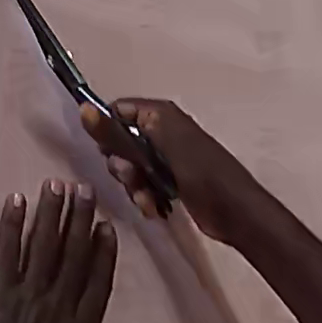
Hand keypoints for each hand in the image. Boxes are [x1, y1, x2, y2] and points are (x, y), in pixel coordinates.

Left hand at [0, 181, 155, 322]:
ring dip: (50, 213)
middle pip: (72, 255)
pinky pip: (6, 251)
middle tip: (85, 188)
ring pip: (43, 246)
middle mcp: (56, 306)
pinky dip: (11, 224)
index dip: (103, 253)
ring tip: (56, 183)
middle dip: (79, 220)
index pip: (97, 283)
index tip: (107, 225)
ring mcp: (26, 294)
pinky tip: (16, 199)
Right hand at [80, 99, 261, 245]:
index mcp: (158, 114)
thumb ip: (116, 134)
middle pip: (120, 141)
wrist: (239, 214)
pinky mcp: (170, 181)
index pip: (116, 111)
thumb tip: (83, 108)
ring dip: (133, 185)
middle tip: (132, 176)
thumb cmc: (199, 173)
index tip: (106, 150)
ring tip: (147, 199)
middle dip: (122, 164)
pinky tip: (155, 209)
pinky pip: (144, 183)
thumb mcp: (153, 151)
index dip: (107, 130)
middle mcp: (160, 131)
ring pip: (130, 166)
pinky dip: (145, 196)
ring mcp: (166, 157)